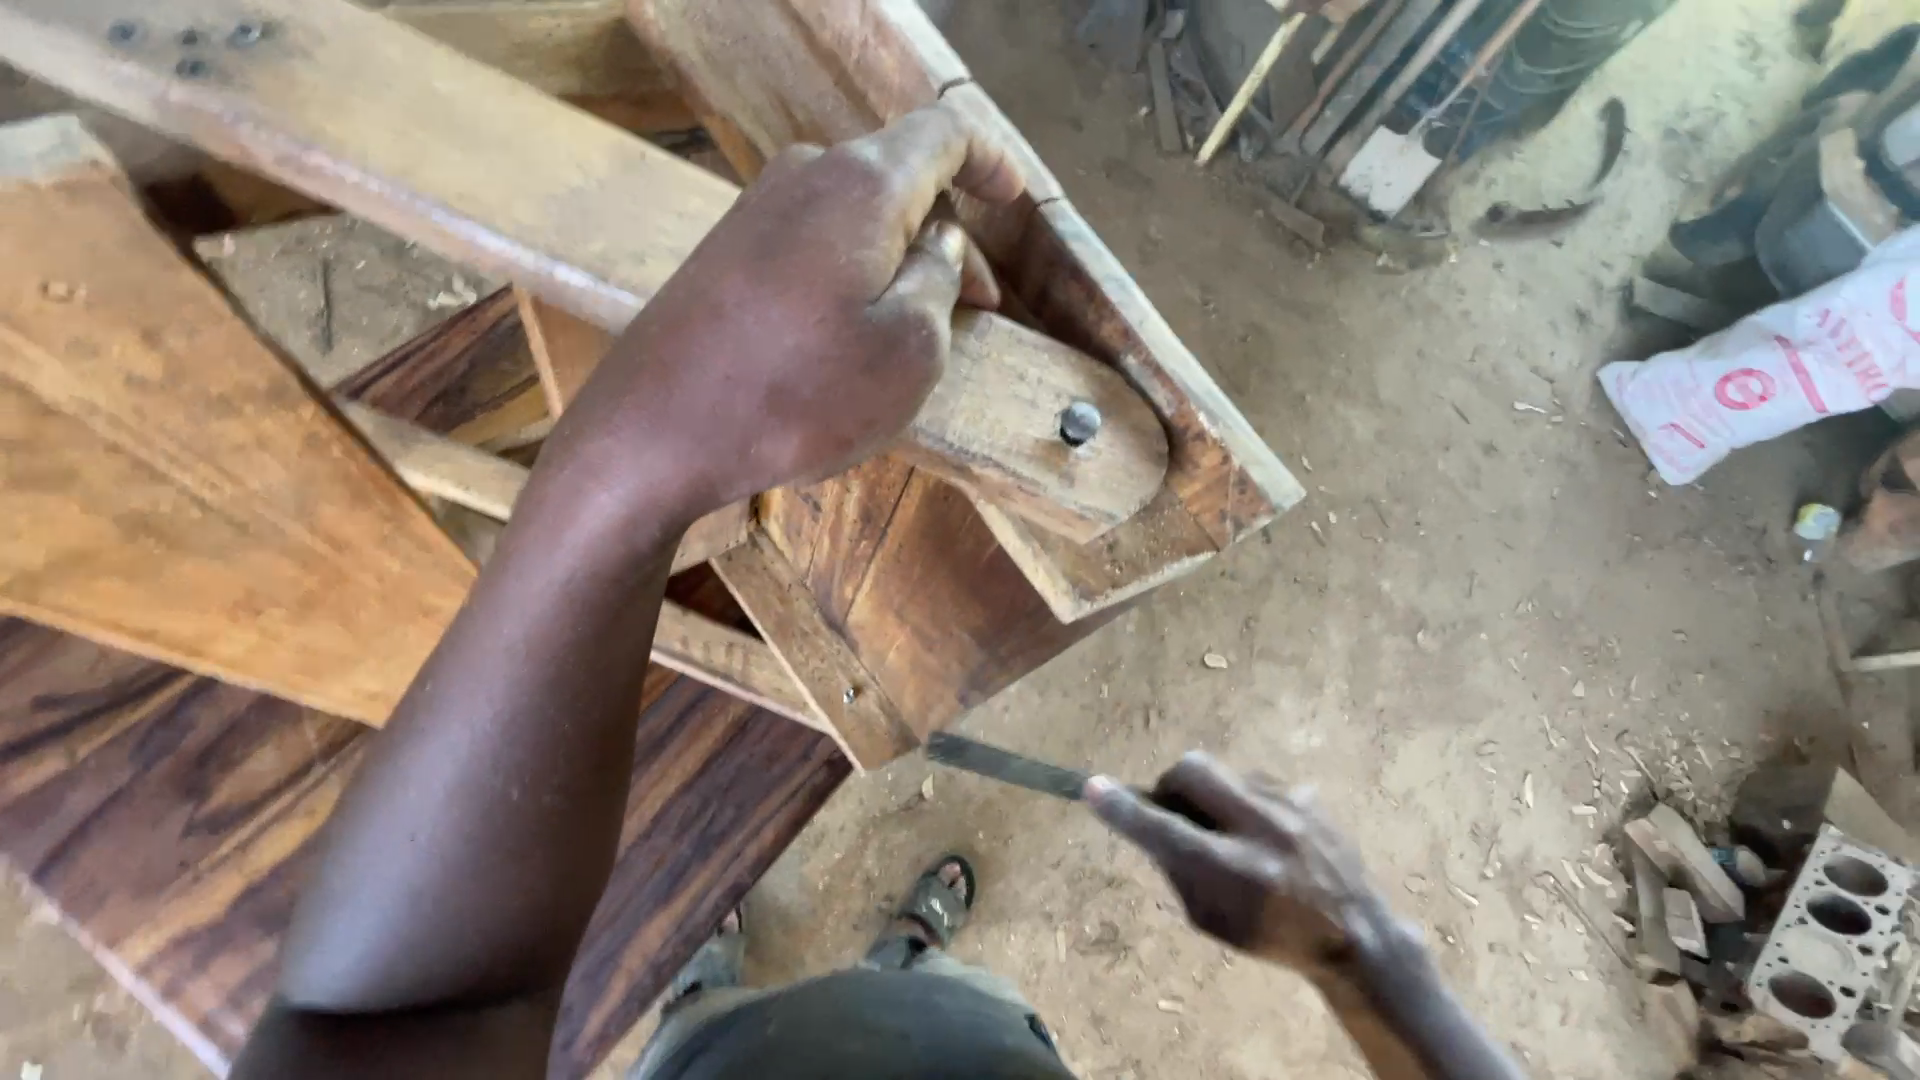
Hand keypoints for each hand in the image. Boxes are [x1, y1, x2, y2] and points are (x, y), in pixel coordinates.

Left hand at [539, 102, 1024, 528]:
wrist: (659, 431)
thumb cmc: (800, 395)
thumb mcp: (908, 350)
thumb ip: (940, 279)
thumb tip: (938, 240)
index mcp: (862, 186)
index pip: (943, 135)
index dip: (988, 161)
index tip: (1013, 198)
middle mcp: (805, 177)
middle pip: (899, 182)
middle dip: (950, 238)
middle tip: (980, 307)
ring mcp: (756, 212)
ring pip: (856, 219)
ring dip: (899, 262)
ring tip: (921, 329)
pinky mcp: (726, 254)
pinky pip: (815, 246)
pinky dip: (854, 276)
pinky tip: (855, 334)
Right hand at [1086, 753, 1411, 987]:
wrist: (1359, 936)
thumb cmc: (1273, 936)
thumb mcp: (1210, 918)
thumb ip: (1176, 868)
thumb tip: (1149, 823)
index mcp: (1232, 871)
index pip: (1162, 829)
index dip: (1122, 808)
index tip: (1092, 788)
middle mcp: (1260, 829)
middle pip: (1192, 770)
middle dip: (1171, 784)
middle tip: (1177, 812)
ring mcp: (1289, 806)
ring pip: (1223, 772)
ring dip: (1211, 795)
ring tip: (1228, 830)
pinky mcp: (1307, 796)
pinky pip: (1256, 782)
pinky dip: (1245, 801)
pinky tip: (1263, 831)